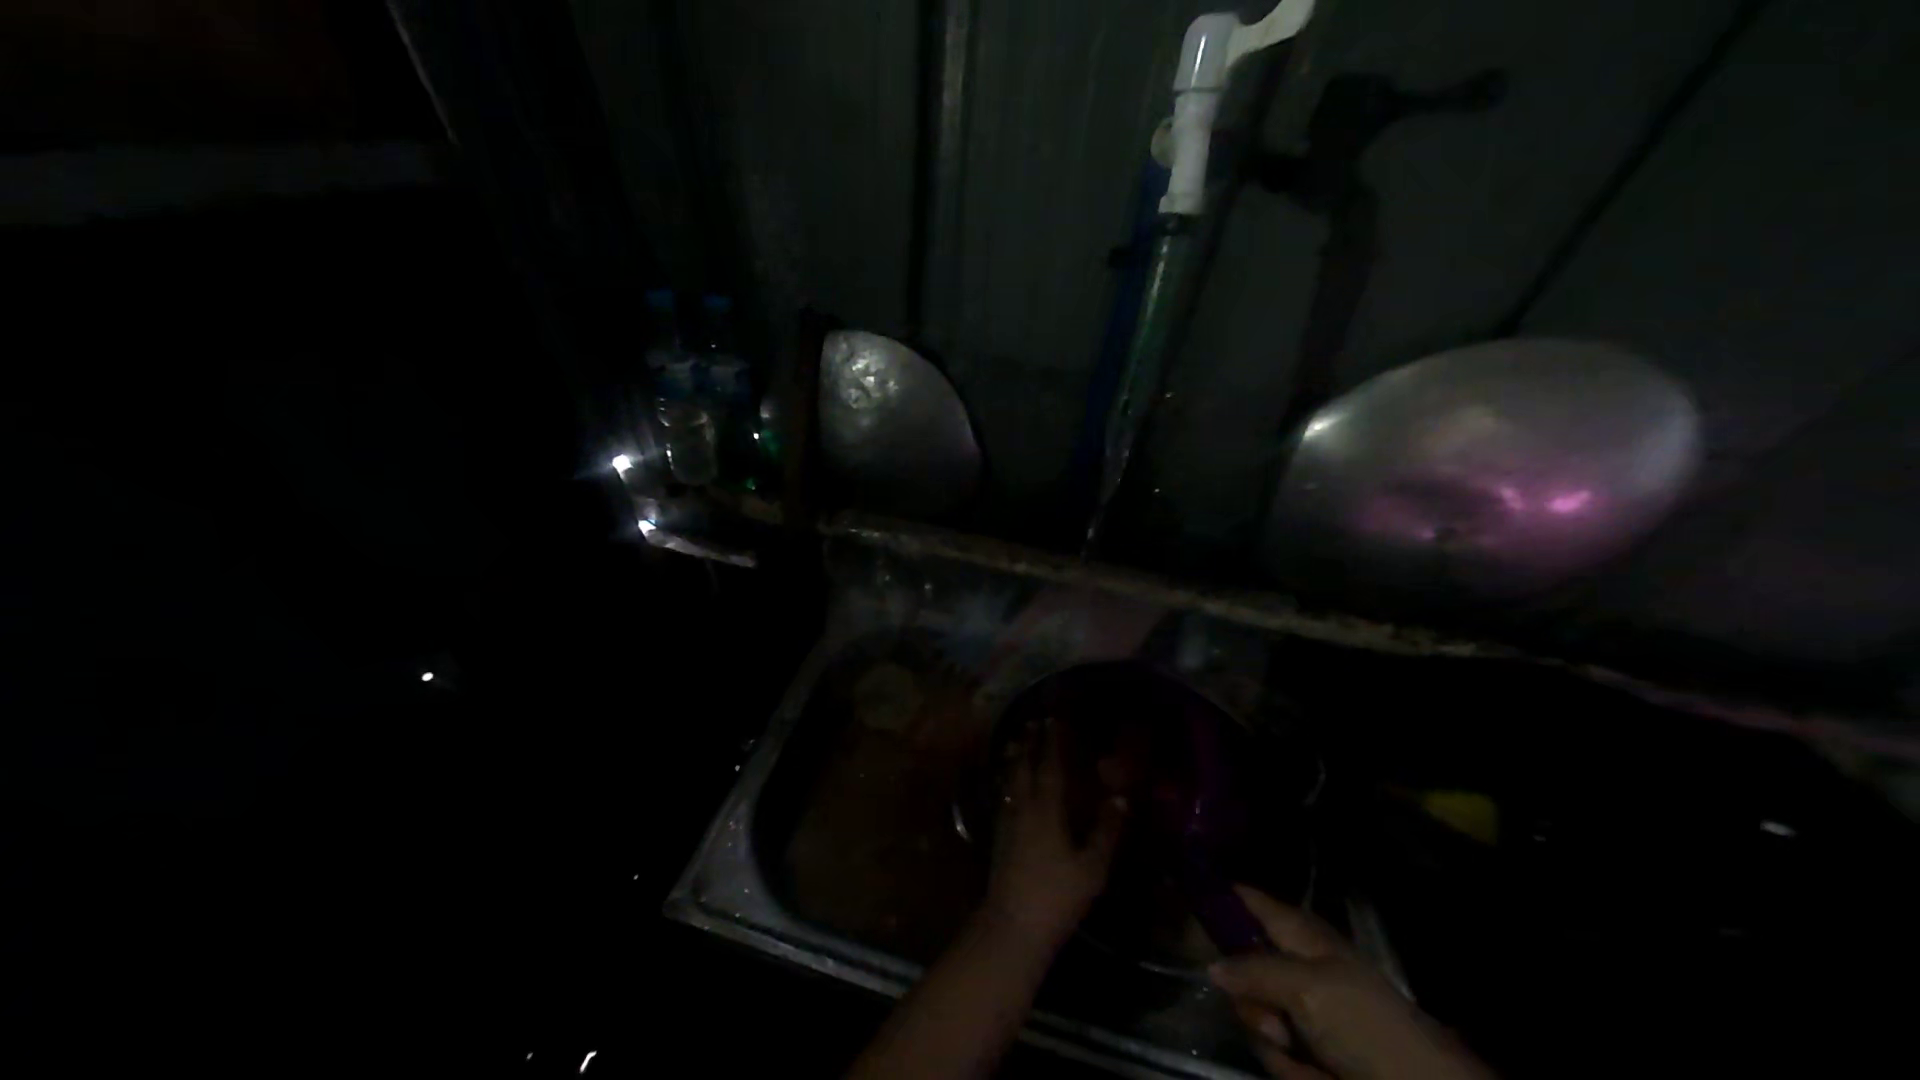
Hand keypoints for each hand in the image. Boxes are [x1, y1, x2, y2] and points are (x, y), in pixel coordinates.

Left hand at [983, 720, 1127, 946]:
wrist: (1013, 925)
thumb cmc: (1057, 896)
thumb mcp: (1092, 867)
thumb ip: (1106, 831)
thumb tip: (1121, 797)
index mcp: (1047, 810)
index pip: (1050, 767)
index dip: (1053, 742)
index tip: (1054, 719)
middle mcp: (1023, 808)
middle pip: (1024, 767)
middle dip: (1029, 742)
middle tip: (1032, 720)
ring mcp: (1006, 822)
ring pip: (1009, 780)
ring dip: (1014, 758)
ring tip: (1016, 741)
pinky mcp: (998, 837)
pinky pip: (1003, 796)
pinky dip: (1007, 780)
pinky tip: (1008, 784)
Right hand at [1211, 887, 1494, 1079]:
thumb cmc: (1366, 1024)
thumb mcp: (1308, 987)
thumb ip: (1254, 970)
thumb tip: (1211, 967)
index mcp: (1297, 933)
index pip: (1245, 899)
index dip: (1216, 894)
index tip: (1179, 892)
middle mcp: (1291, 963)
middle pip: (1235, 964)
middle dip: (1247, 998)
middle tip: (1272, 1019)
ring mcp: (1295, 1006)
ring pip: (1247, 1010)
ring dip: (1266, 1034)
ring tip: (1297, 1049)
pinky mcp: (1300, 1046)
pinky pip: (1266, 1046)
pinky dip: (1284, 1063)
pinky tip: (1308, 1069)